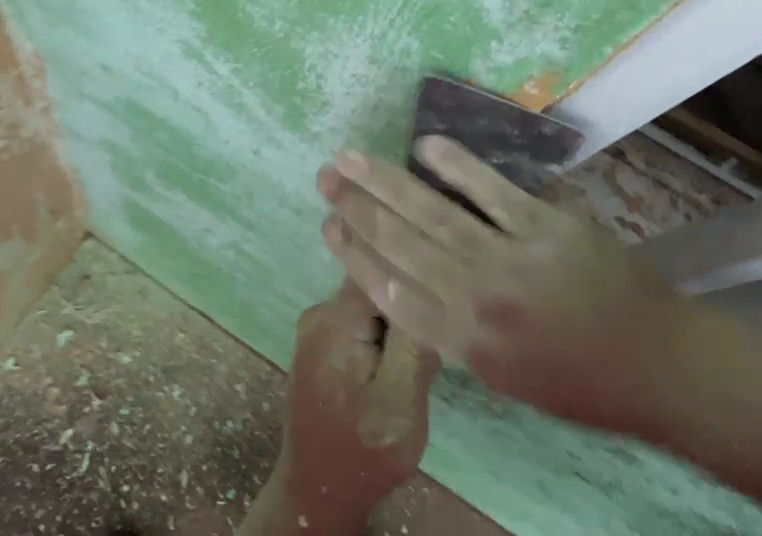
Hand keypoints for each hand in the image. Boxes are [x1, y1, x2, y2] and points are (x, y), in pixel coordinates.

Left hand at [260, 282, 439, 530]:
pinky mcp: (322, 346)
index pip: (386, 270)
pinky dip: (383, 344)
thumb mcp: (401, 398)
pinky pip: (362, 326)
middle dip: (409, 313)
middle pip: (380, 287)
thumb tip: (424, 286)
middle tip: (427, 355)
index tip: (444, 307)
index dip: (418, 285)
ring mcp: (317, 328)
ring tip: (411, 370)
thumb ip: (412, 341)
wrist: (318, 491)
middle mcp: (320, 311)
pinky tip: (391, 376)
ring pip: (374, 309)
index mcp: (336, 316)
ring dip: (398, 332)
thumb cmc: (363, 449)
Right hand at [317, 136, 689, 435]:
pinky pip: (492, 191)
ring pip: (433, 213)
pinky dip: (458, 165)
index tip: (326, 223)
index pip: (388, 290)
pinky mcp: (547, 228)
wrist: (661, 367)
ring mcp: (511, 260)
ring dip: (386, 182)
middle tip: (325, 178)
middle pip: (399, 244)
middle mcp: (477, 302)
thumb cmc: (578, 381)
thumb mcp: (500, 375)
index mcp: (463, 344)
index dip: (352, 253)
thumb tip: (402, 283)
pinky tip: (425, 144)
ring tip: (350, 158)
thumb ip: (449, 331)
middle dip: (356, 208)